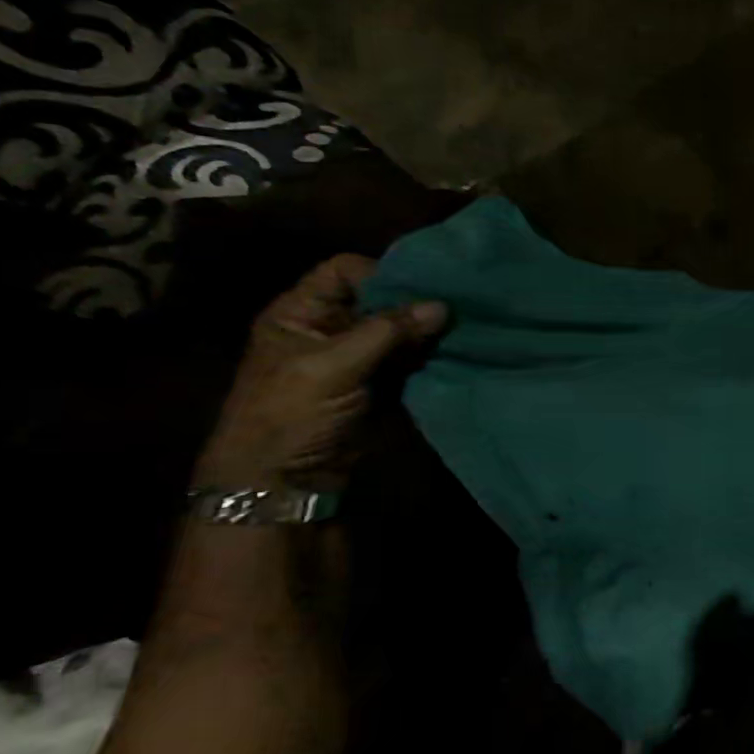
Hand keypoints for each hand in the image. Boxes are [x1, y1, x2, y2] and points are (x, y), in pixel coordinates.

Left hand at [195, 255, 445, 487]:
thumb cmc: (290, 415)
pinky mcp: (384, 383)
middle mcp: (333, 328)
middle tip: (459, 303)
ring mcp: (361, 357)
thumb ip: (386, 332)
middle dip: (417, 301)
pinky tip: (461, 349)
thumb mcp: (331, 367)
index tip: (423, 285)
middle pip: (381, 298)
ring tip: (468, 326)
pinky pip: (414, 359)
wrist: (286, 482)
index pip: (346, 271)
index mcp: (302, 312)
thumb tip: (441, 305)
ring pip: (403, 330)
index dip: (382, 273)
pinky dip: (435, 355)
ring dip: (431, 330)